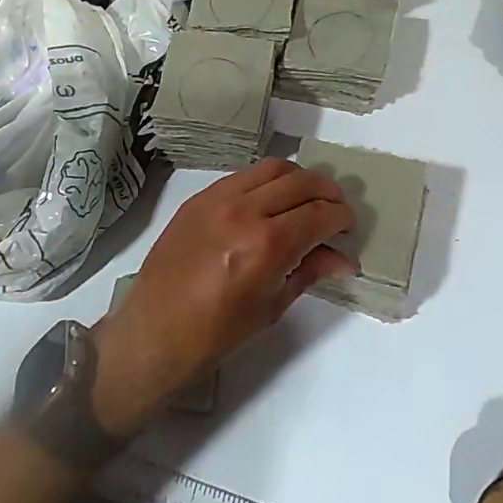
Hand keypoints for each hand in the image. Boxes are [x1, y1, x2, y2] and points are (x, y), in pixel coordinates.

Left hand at [89, 158, 356, 435]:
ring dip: (299, 179)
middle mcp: (244, 211)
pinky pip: (244, 176)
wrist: (153, 334)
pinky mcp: (198, 198)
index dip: (343, 218)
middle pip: (302, 181)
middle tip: (335, 212)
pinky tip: (271, 203)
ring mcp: (217, 199)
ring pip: (273, 168)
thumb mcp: (272, 305)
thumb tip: (343, 259)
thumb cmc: (216, 333)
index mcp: (267, 244)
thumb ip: (309, 271)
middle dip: (328, 193)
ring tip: (306, 200)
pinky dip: (266, 182)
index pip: (320, 213)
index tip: (349, 229)